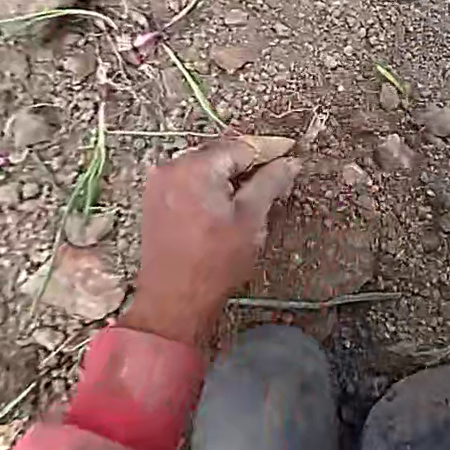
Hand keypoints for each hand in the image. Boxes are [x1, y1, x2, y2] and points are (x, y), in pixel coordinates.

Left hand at [118, 138, 302, 347]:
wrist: (173, 302)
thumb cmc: (214, 262)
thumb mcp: (252, 217)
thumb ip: (271, 182)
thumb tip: (289, 163)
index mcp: (195, 168)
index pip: (242, 147)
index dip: (270, 149)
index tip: (292, 150)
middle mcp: (172, 169)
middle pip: (223, 153)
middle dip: (252, 161)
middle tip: (281, 170)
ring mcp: (161, 185)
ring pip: (209, 167)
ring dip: (234, 173)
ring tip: (261, 187)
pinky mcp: (158, 201)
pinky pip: (194, 180)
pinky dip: (216, 184)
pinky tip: (234, 198)